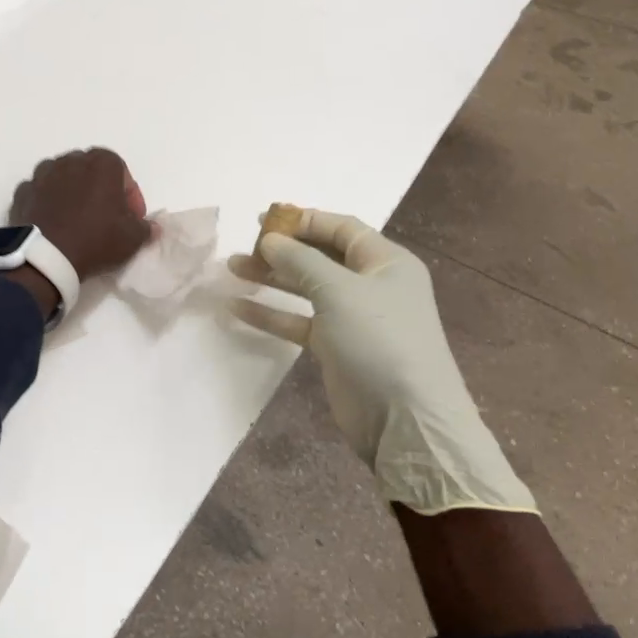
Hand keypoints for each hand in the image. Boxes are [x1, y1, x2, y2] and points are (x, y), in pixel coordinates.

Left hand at [8, 148, 151, 280]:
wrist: (46, 257)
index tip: (130, 215)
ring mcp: (41, 175)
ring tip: (76, 218)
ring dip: (70, 191)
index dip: (127, 192)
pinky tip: (52, 222)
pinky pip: (39, 192)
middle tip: (105, 215)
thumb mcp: (132, 238)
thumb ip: (145, 227)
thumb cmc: (96, 240)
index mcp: (100, 164)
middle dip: (98, 187)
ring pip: (60, 176)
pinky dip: (46, 202)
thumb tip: (150, 227)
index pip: (120, 169)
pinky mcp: (22, 192)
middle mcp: (68, 161)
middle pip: (88, 169)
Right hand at [226, 209, 534, 515]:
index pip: (341, 228)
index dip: (303, 220)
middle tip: (244, 246)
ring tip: (232, 269)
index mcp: (386, 263)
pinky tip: (237, 308)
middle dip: (282, 249)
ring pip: (306, 288)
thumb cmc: (379, 341)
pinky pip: (298, 321)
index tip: (262, 219)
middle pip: (321, 256)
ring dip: (271, 277)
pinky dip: (270, 313)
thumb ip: (300, 260)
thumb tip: (270, 239)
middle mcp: (372, 286)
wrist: (405, 418)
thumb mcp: (339, 291)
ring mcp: (354, 318)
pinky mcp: (336, 346)